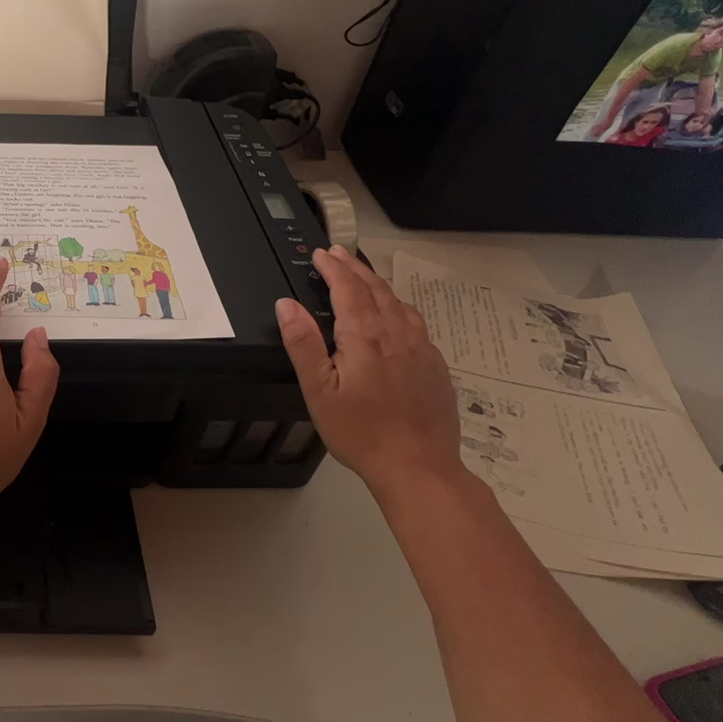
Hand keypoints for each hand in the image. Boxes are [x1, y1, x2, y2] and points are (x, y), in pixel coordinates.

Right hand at [274, 245, 462, 493]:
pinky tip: (395, 317)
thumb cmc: (360, 431)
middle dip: (355, 268)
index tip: (320, 254)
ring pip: (400, 304)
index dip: (333, 268)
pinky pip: (416, 323)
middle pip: (376, 289)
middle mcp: (397, 334)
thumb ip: (303, 344)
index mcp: (365, 337)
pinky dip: (398, 307)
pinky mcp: (435, 366)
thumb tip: (287, 304)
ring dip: (378, 284)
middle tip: (338, 254)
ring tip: (363, 277)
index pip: (348, 288)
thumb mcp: (319, 391)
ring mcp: (422, 349)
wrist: (418, 467)